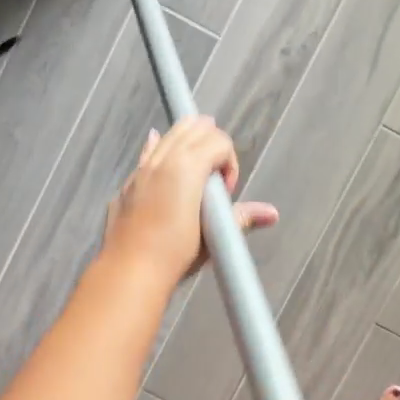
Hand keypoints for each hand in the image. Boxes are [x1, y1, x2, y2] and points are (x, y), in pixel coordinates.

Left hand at [104, 118, 277, 285]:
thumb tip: (273, 213)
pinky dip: (158, 146)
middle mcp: (164, 159)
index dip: (230, 163)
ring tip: (197, 163)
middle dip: (212, 143)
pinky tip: (155, 140)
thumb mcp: (214, 235)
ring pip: (168, 135)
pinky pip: (147, 153)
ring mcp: (142, 169)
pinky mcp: (127, 183)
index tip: (226, 193)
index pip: (219, 141)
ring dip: (187, 141)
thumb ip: (241, 217)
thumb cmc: (177, 253)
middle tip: (217, 175)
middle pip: (194, 128)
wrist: (130, 271)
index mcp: (188, 166)